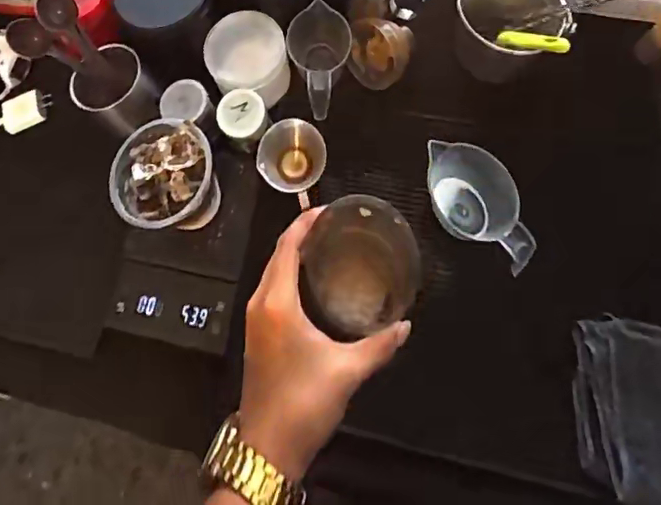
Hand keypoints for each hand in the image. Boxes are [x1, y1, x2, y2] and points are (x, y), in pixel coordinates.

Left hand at [236, 207, 411, 480]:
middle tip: (331, 223)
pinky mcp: (257, 333)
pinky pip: (271, 287)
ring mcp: (255, 319)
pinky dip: (287, 272)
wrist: (266, 450)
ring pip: (272, 271)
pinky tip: (310, 279)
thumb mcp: (346, 372)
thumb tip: (405, 326)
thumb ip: (378, 345)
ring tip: (323, 244)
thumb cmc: (302, 404)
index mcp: (277, 303)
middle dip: (300, 233)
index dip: (304, 223)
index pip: (286, 247)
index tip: (326, 210)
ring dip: (292, 252)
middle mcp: (261, 303)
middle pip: (277, 254)